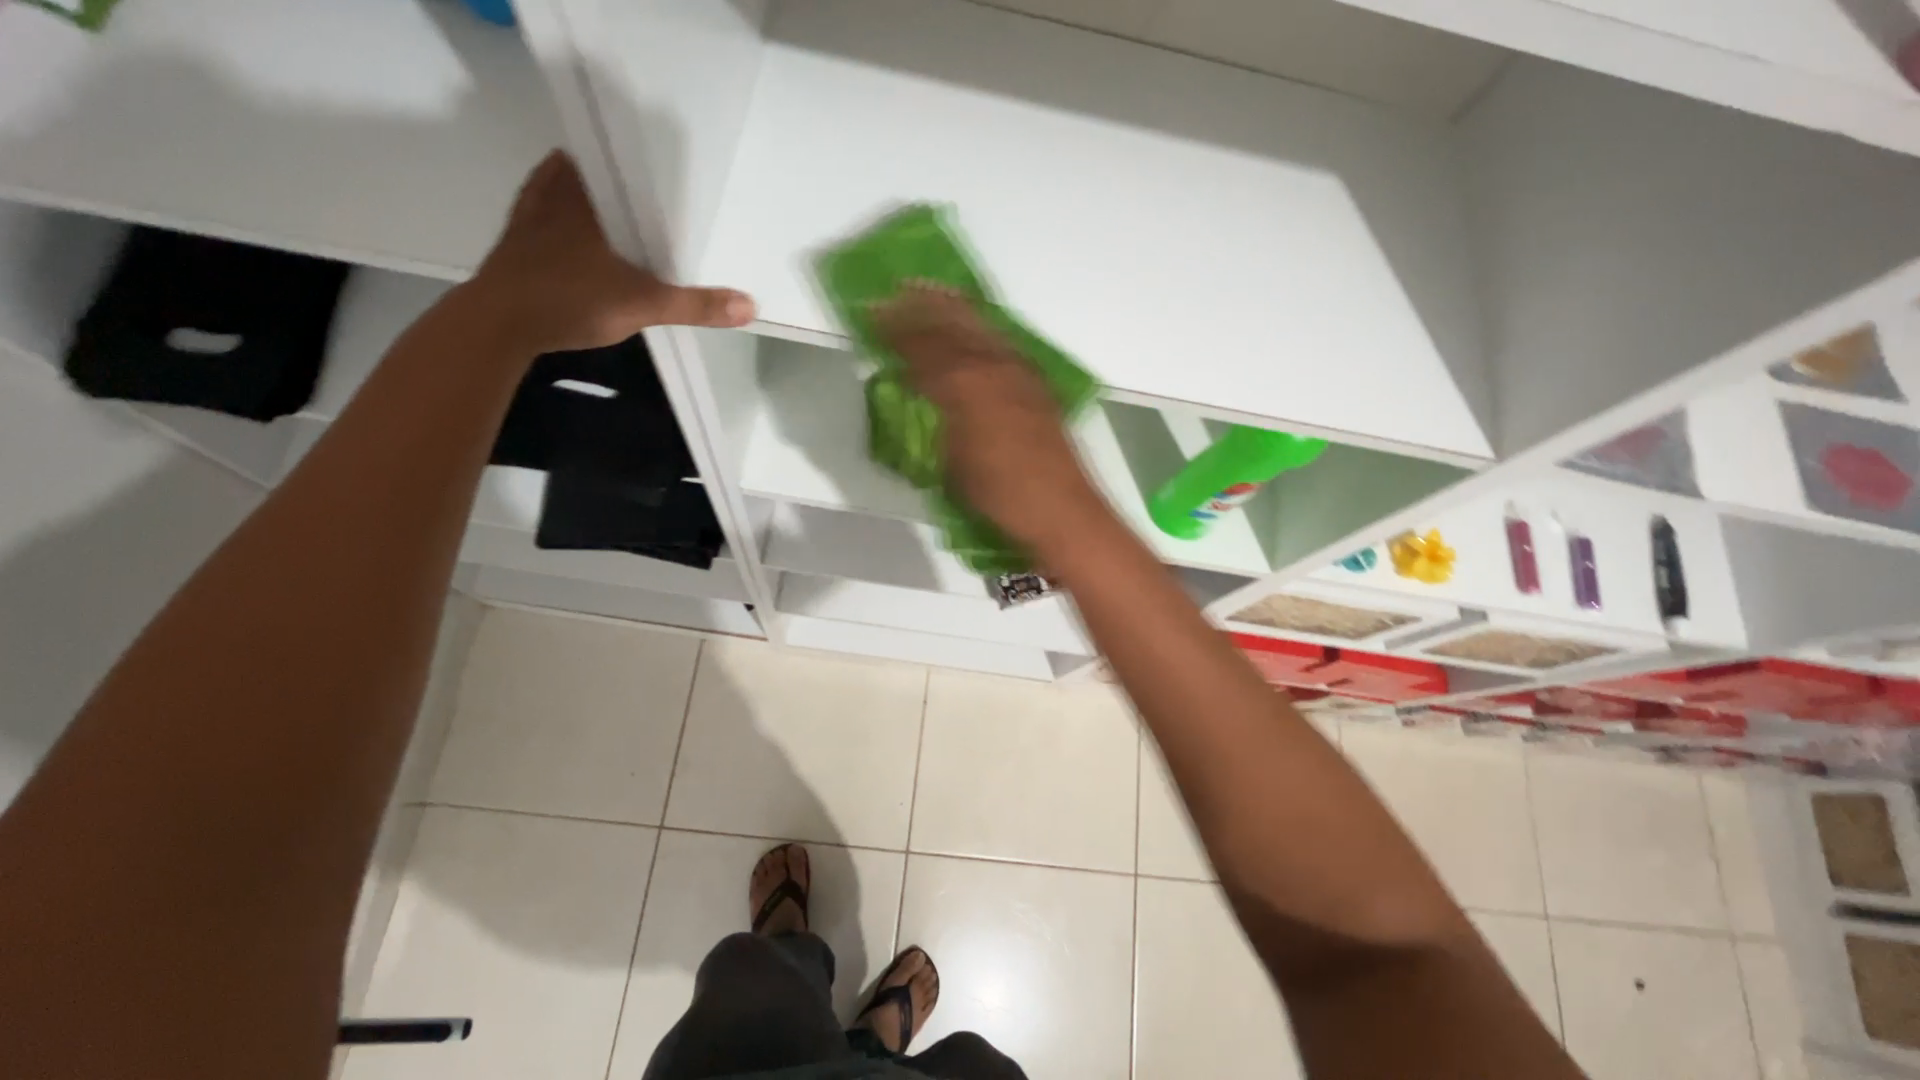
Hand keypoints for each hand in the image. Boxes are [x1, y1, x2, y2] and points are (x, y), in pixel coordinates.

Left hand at [470, 151, 754, 354]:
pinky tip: (582, 252)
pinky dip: (562, 233)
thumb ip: (694, 305)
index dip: (629, 158)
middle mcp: (548, 194)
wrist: (495, 327)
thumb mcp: (642, 303)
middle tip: (645, 199)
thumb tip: (751, 306)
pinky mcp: (512, 248)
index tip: (654, 167)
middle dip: (610, 184)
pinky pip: (543, 226)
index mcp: (579, 190)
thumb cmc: (567, 298)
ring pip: (559, 198)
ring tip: (619, 223)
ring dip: (583, 206)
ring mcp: (525, 221)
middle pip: (583, 173)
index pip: (604, 153)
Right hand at [875, 284, 1108, 552]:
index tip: (871, 313)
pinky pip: (1004, 344)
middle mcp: (992, 369)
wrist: (1062, 511)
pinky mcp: (1038, 386)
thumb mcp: (951, 462)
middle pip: (952, 328)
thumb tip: (917, 394)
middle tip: (899, 290)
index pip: (921, 348)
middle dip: (923, 307)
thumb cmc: (999, 496)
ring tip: (934, 292)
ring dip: (954, 310)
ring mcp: (1020, 374)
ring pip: (981, 330)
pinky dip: (984, 330)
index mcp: (963, 387)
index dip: (894, 330)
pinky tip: (977, 330)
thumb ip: (932, 420)